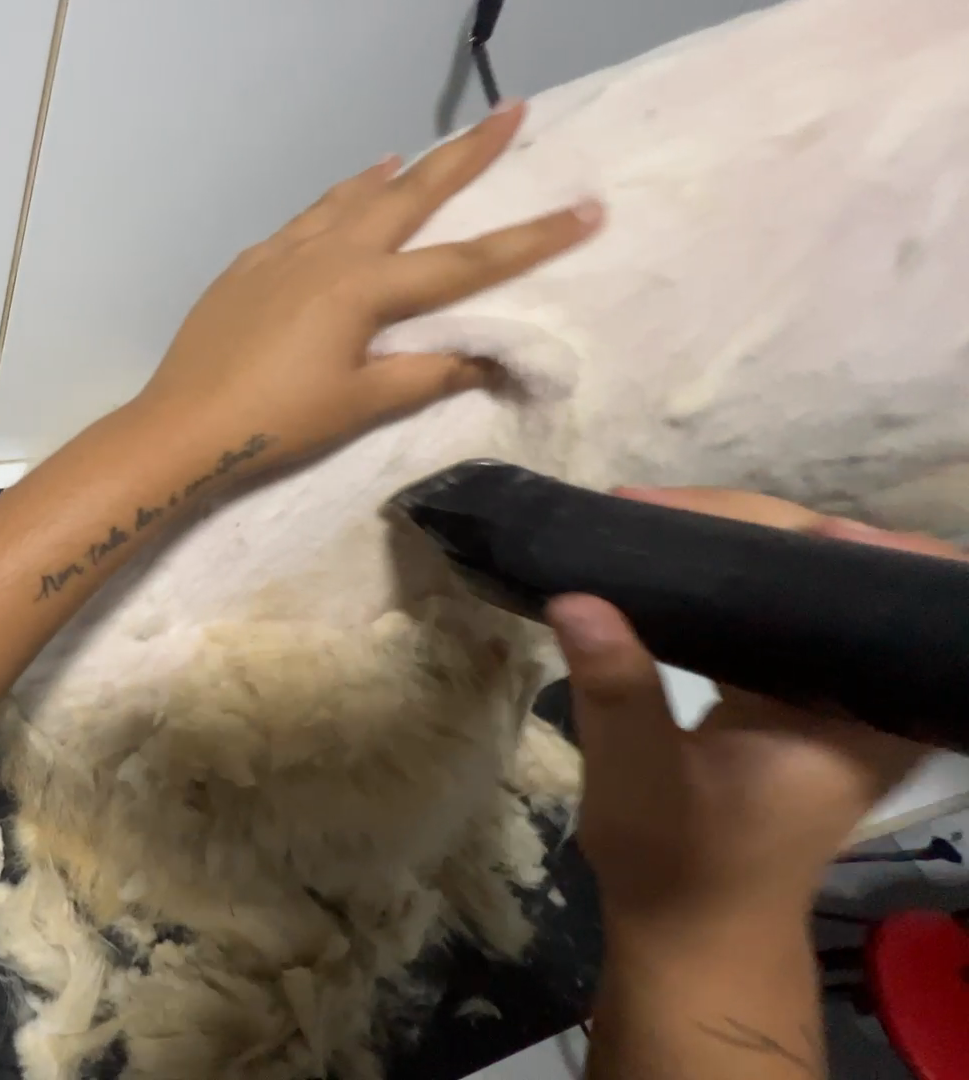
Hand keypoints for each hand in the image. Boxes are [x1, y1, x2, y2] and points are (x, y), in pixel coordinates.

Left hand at [133, 100, 600, 472]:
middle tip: (508, 113)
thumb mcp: (360, 404)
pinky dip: (326, 207)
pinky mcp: (242, 269)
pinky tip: (328, 213)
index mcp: (363, 288)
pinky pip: (297, 224)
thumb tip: (490, 360)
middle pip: (406, 195)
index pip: (464, 261)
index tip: (588, 208)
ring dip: (384, 176)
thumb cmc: (275, 422)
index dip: (529, 239)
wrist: (182, 426)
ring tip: (408, 156)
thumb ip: (428, 374)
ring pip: (344, 200)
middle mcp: (325, 254)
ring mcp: (277, 255)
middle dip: (463, 156)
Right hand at [548, 488, 961, 937]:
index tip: (687, 513)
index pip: (850, 590)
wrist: (689, 919)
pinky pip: (760, 616)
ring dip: (721, 547)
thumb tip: (574, 598)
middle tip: (638, 507)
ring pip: (789, 590)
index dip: (793, 535)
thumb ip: (616, 690)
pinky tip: (654, 568)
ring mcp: (819, 694)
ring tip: (638, 522)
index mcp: (854, 712)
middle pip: (823, 575)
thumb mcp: (637, 775)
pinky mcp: (780, 698)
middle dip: (740, 525)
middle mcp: (856, 692)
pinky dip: (709, 581)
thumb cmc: (675, 857)